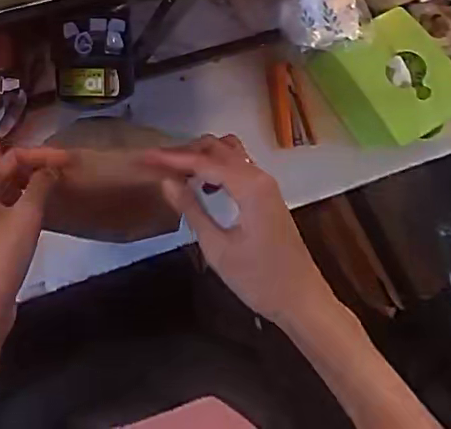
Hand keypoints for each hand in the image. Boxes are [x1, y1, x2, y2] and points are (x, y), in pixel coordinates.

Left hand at [0, 146, 70, 342]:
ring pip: (9, 189)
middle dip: (37, 167)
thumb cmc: (1, 258)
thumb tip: (50, 169)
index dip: (42, 155)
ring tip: (58, 185)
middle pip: (9, 170)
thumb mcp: (27, 217)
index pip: (14, 156)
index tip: (68, 159)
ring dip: (32, 185)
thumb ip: (40, 185)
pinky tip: (43, 207)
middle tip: (65, 170)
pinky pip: (8, 207)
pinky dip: (26, 202)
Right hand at [145, 134, 335, 327]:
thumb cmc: (261, 281)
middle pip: (217, 147)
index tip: (146, 158)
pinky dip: (216, 166)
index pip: (203, 161)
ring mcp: (265, 184)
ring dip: (202, 156)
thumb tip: (167, 181)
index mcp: (249, 186)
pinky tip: (202, 185)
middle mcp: (259, 176)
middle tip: (158, 165)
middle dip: (185, 152)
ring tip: (176, 172)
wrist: (304, 303)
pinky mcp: (266, 194)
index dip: (172, 158)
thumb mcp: (218, 249)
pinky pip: (237, 166)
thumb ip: (192, 210)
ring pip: (228, 152)